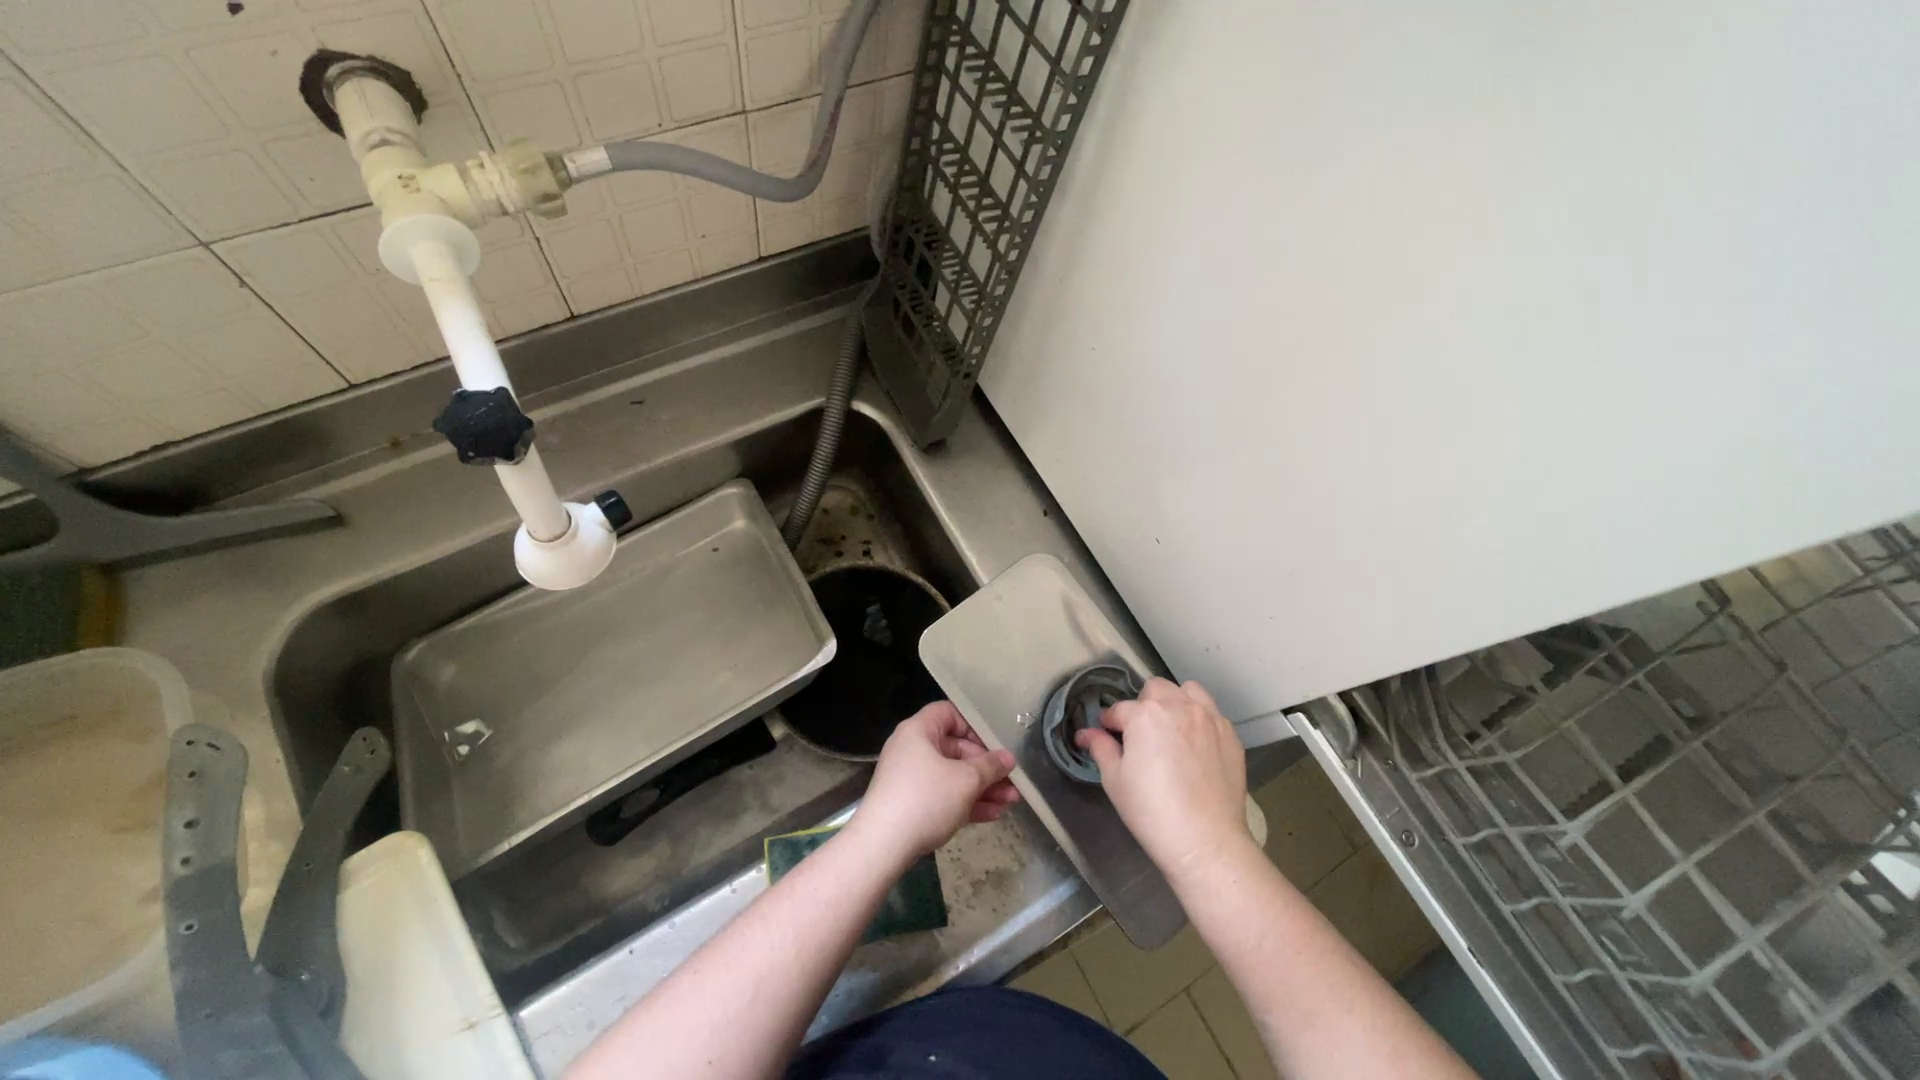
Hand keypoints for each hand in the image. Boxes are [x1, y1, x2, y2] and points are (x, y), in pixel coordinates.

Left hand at [847, 701, 1019, 861]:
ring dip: (983, 787)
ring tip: (1012, 801)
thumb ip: (990, 766)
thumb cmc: (926, 799)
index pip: (949, 713)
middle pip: (956, 748)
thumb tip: (1008, 758)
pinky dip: (967, 802)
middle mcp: (913, 750)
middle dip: (987, 766)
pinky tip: (994, 814)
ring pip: (953, 776)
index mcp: (919, 731)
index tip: (996, 743)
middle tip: (1012, 780)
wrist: (882, 846)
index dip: (974, 725)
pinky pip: (945, 796)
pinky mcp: (912, 805)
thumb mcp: (966, 780)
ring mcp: (911, 779)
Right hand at [1076, 678, 1252, 880]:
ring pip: (1188, 691)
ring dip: (1175, 702)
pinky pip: (1211, 713)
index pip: (1119, 710)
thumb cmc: (1151, 811)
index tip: (1107, 736)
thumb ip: (1101, 748)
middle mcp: (1179, 707)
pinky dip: (1199, 720)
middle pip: (1155, 689)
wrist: (1205, 840)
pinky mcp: (1230, 735)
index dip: (1109, 724)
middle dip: (1143, 705)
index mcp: (1145, 715)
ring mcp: (1209, 719)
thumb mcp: (1115, 780)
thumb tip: (1086, 734)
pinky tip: (1195, 746)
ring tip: (1171, 729)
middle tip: (1140, 734)